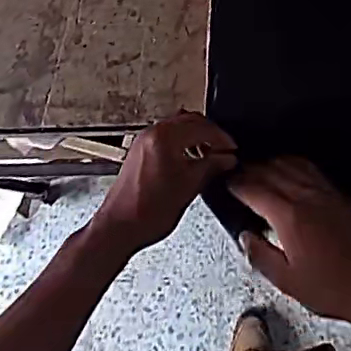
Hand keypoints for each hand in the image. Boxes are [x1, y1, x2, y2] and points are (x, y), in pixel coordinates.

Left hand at [90, 112, 236, 253]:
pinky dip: (181, 141)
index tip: (232, 149)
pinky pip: (166, 136)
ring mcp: (144, 141)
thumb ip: (212, 166)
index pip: (203, 127)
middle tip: (224, 148)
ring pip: (178, 126)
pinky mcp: (139, 151)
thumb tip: (226, 158)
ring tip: (210, 153)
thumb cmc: (145, 212)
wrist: (118, 230)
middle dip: (210, 133)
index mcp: (165, 137)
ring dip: (196, 136)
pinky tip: (190, 158)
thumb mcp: (189, 186)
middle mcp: (152, 133)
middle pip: (190, 121)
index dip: (222, 138)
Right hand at [229, 157, 350, 323]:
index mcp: (290, 217)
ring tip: (257, 168)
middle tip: (236, 173)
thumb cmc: (332, 286)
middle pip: (272, 171)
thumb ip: (261, 256)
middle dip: (250, 169)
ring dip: (271, 162)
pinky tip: (289, 168)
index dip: (238, 184)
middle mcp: (306, 198)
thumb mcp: (287, 281)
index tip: (227, 182)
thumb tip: (246, 238)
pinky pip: (309, 168)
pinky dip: (293, 163)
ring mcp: (323, 193)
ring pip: (291, 164)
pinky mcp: (336, 194)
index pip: (256, 190)